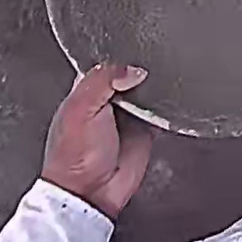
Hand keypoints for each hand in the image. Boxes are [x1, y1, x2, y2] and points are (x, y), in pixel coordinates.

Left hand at [42, 63, 153, 218]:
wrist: (91, 194)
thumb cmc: (74, 156)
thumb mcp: (81, 109)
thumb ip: (103, 81)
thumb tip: (134, 70)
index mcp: (86, 90)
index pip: (106, 61)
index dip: (119, 54)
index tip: (135, 47)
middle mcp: (108, 99)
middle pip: (130, 73)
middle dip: (141, 68)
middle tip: (150, 65)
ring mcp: (128, 113)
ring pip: (148, 89)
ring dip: (155, 86)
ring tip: (159, 82)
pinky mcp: (146, 128)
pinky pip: (161, 110)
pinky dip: (166, 105)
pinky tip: (167, 100)